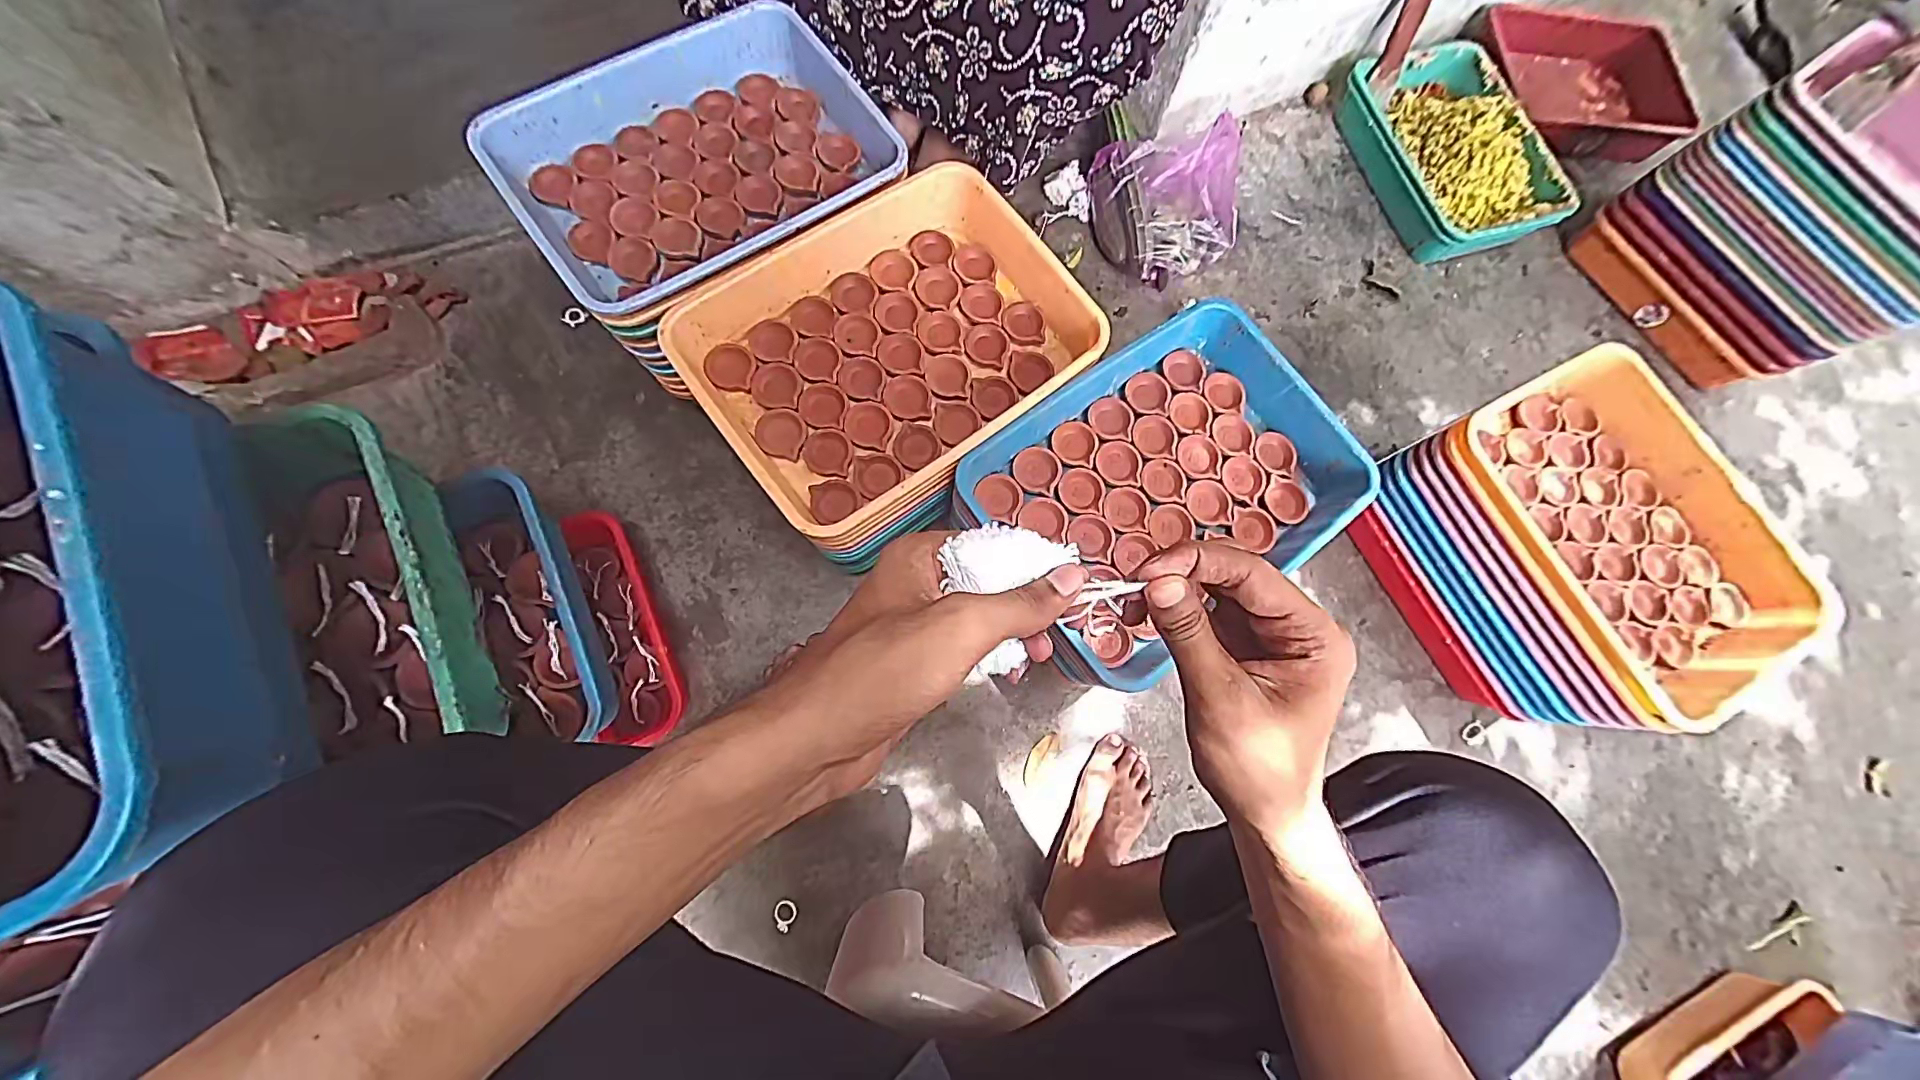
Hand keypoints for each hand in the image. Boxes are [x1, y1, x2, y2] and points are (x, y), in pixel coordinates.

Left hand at [755, 532, 1085, 788]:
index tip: (1074, 588)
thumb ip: (1019, 602)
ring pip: (980, 618)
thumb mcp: (961, 628)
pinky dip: (990, 658)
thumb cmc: (880, 674)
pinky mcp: (913, 663)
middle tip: (1056, 632)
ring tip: (1036, 657)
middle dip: (1027, 606)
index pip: (995, 545)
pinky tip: (1007, 673)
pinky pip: (964, 649)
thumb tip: (1068, 577)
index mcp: (919, 558)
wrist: (816, 741)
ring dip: (1013, 635)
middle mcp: (915, 584)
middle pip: (990, 581)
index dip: (1036, 565)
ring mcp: (913, 625)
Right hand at [1134, 541, 1354, 837]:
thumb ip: (1189, 634)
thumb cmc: (1260, 770)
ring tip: (1137, 602)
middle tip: (1139, 582)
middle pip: (1234, 575)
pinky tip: (1151, 613)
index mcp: (1314, 637)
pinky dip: (1175, 609)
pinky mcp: (1243, 645)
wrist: (1264, 811)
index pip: (1254, 575)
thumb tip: (1161, 583)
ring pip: (1216, 589)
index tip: (1154, 568)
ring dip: (1174, 590)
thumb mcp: (1220, 698)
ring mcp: (1268, 635)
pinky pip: (1206, 612)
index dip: (1199, 562)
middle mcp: (1296, 628)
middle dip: (1182, 574)